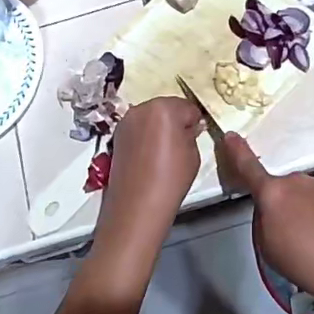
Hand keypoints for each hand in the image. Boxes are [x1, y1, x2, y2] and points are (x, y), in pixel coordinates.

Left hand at [96, 97, 201, 239]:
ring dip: (159, 127)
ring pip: (150, 117)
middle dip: (175, 121)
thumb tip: (188, 129)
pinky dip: (145, 135)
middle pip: (166, 107)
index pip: (188, 107)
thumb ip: (191, 134)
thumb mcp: (193, 154)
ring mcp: (126, 122)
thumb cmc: (171, 178)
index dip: (194, 122)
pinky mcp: (116, 136)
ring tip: (164, 151)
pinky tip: (149, 155)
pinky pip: (138, 128)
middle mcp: (141, 109)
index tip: (196, 136)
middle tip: (181, 143)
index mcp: (164, 108)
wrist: (137, 205)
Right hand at [215, 132, 313, 300]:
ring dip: (303, 213)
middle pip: (281, 189)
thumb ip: (264, 221)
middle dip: (280, 206)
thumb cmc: (302, 260)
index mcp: (273, 193)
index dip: (237, 152)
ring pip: (304, 196)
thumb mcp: (266, 246)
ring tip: (311, 245)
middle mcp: (298, 182)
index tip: (230, 136)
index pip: (248, 168)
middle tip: (285, 237)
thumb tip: (274, 212)